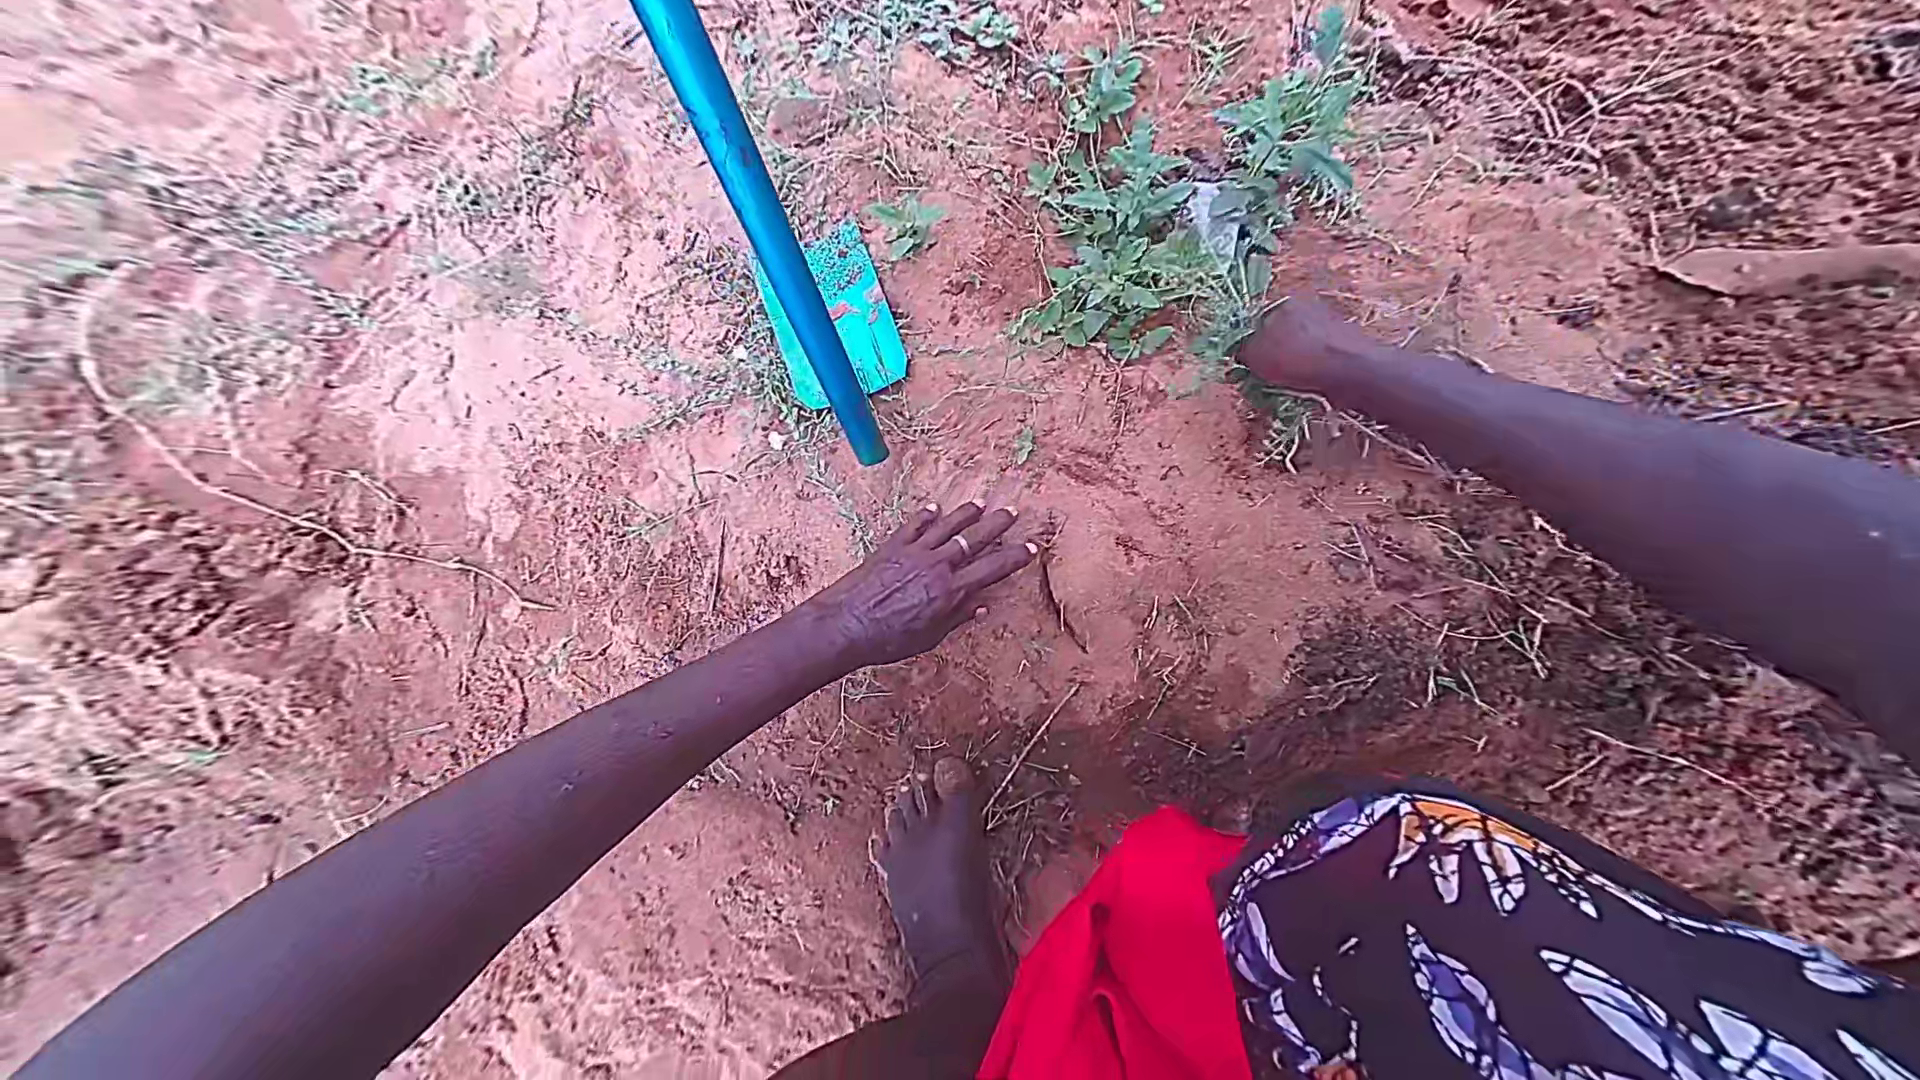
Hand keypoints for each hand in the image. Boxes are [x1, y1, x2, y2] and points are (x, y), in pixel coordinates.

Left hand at [799, 501, 1036, 668]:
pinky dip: (926, 516)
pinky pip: (914, 526)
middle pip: (975, 540)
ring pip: (947, 527)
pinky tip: (934, 509)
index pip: (992, 569)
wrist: (846, 625)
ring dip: (966, 514)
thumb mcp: (930, 637)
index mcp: (951, 591)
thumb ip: (957, 617)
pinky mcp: (892, 547)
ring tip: (980, 504)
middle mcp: (937, 566)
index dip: (1014, 557)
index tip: (1030, 548)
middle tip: (1011, 513)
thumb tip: (981, 606)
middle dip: (996, 525)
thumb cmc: (888, 639)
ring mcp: (914, 553)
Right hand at [1238, 294, 1377, 392]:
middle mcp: (1306, 309)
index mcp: (1283, 304)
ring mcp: (1326, 326)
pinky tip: (1302, 386)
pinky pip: (1312, 361)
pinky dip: (1304, 373)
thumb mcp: (1255, 354)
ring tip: (1280, 386)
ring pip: (1294, 350)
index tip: (1242, 366)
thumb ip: (1242, 350)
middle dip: (1266, 358)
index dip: (1245, 346)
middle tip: (1258, 379)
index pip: (1255, 323)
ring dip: (1284, 368)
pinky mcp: (1341, 345)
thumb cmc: (1298, 358)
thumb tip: (1239, 352)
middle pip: (1275, 336)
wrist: (1350, 371)